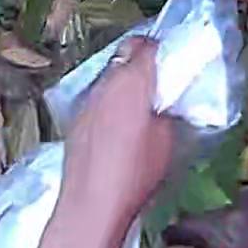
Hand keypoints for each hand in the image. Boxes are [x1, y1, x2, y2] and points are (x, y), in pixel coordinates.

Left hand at [38, 37, 175, 247]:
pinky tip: (116, 114)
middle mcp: (108, 80)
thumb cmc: (134, 173)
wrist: (91, 201)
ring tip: (138, 91)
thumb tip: (165, 104)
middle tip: (156, 66)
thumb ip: (167, 113)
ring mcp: (90, 94)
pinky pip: (98, 91)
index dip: (160, 47)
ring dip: (124, 72)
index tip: (170, 54)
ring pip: (110, 69)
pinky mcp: (78, 111)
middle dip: (141, 52)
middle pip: (125, 50)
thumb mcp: (166, 142)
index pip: (147, 46)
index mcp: (133, 81)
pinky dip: (110, 93)